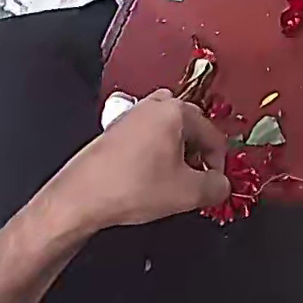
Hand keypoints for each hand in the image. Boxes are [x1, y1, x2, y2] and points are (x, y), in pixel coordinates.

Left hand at [40, 90, 229, 233]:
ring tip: (174, 179)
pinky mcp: (118, 128)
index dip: (219, 164)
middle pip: (193, 128)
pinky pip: (150, 134)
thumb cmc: (133, 188)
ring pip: (170, 130)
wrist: (81, 197)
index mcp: (176, 111)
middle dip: (199, 155)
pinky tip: (150, 177)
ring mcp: (134, 114)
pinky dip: (158, 152)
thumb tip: (222, 185)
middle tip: (195, 181)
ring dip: (179, 152)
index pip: (214, 135)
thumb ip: (217, 187)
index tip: (215, 184)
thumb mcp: (188, 193)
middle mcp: (155, 105)